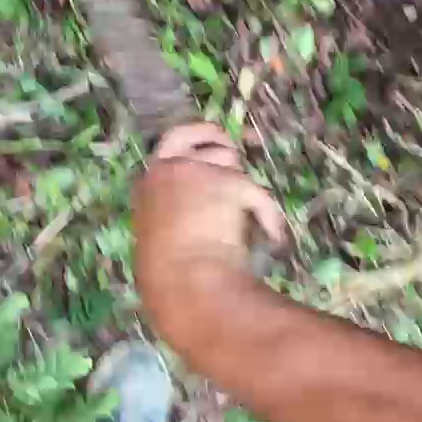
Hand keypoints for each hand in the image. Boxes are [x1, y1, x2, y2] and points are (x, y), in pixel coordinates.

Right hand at [133, 123, 287, 333]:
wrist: (186, 283)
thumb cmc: (167, 275)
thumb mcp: (157, 238)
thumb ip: (168, 218)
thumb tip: (186, 224)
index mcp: (148, 185)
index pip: (169, 145)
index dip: (194, 140)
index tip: (210, 142)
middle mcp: (170, 168)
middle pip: (200, 139)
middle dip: (218, 143)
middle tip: (234, 155)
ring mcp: (199, 172)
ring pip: (230, 162)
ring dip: (242, 183)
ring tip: (250, 214)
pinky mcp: (229, 183)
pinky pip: (258, 194)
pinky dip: (268, 216)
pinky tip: (273, 236)